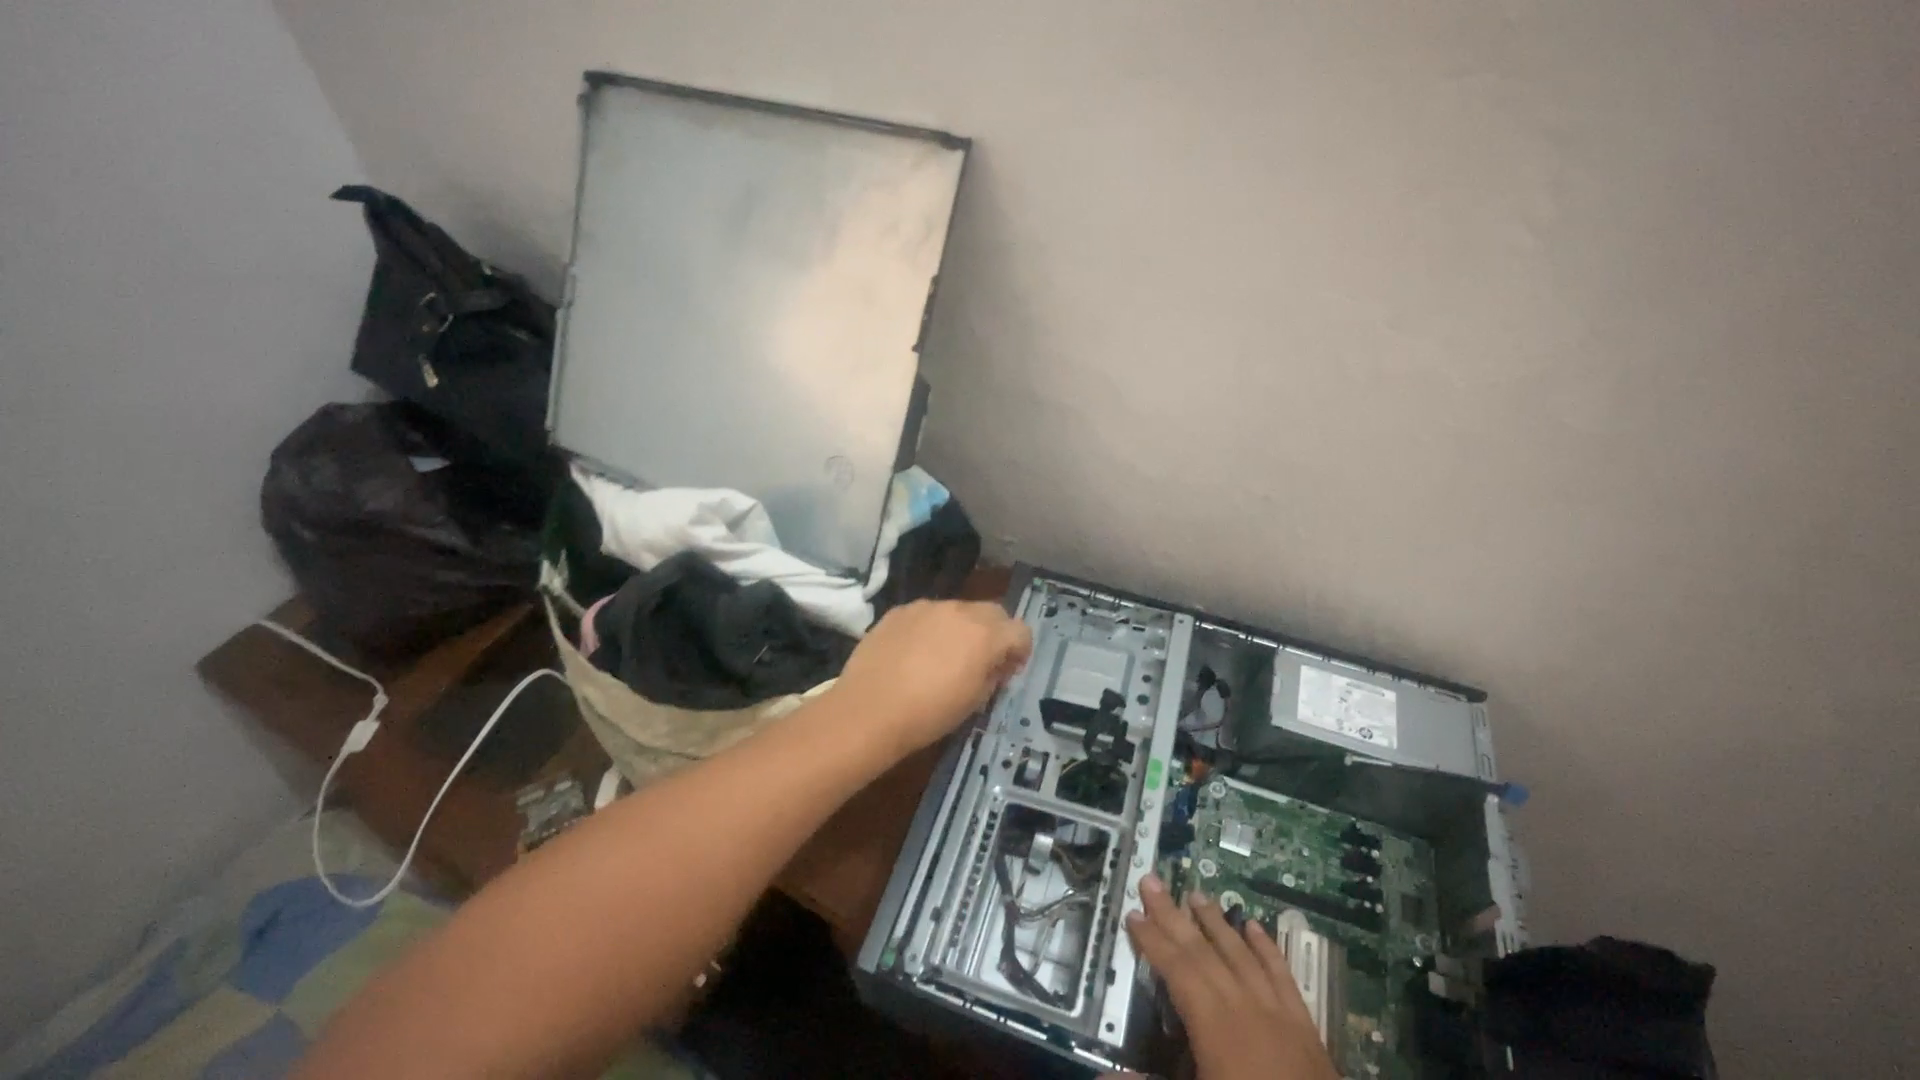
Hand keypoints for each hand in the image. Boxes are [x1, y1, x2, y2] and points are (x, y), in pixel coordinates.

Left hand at [831, 600, 1032, 755]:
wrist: (869, 710)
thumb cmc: (929, 714)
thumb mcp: (974, 702)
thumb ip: (993, 675)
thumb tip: (995, 665)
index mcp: (985, 635)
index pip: (1020, 631)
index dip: (1019, 651)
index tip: (1007, 671)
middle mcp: (959, 611)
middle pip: (992, 612)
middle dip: (994, 633)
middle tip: (981, 662)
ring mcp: (926, 607)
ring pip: (957, 610)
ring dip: (961, 629)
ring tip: (942, 658)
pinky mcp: (898, 611)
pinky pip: (926, 614)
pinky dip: (930, 628)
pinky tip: (913, 655)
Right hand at [1125, 876, 1339, 1079]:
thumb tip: (1101, 1077)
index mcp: (1214, 1026)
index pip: (1176, 971)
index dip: (1152, 941)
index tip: (1132, 913)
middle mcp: (1244, 1007)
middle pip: (1203, 952)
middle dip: (1174, 915)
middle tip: (1152, 881)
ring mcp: (1278, 1013)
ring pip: (1241, 954)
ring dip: (1216, 922)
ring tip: (1196, 893)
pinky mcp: (1304, 1025)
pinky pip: (1282, 974)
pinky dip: (1266, 948)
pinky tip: (1255, 926)